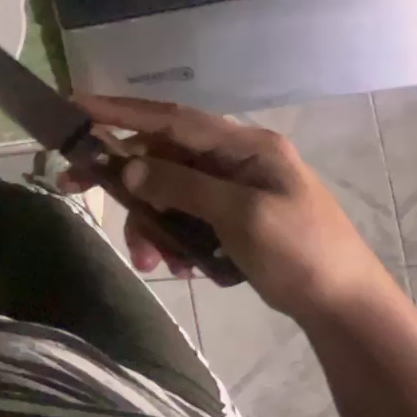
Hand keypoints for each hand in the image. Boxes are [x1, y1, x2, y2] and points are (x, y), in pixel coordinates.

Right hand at [63, 95, 398, 321]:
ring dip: (146, 222)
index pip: (171, 118)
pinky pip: (177, 215)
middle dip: (120, 179)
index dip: (120, 110)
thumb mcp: (242, 217)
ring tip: (148, 259)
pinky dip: (166, 237)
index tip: (76, 106)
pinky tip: (172, 265)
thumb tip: (127, 169)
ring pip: (161, 190)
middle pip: (157, 155)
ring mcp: (228, 187)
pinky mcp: (224, 215)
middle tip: (71, 185)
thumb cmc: (303, 254)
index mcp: (244, 146)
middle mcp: (232, 158)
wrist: (346, 310)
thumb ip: (182, 187)